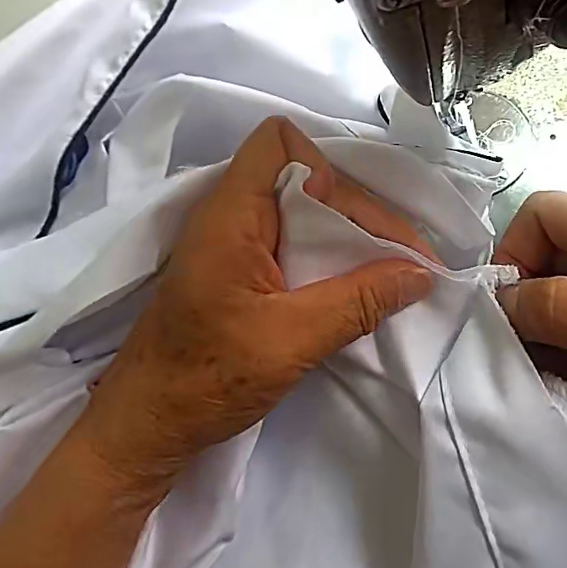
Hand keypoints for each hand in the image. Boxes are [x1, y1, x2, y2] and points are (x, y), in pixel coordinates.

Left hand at [69, 117, 436, 502]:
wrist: (146, 426)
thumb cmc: (204, 380)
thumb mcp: (290, 341)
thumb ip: (357, 302)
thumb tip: (420, 274)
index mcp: (233, 214)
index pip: (277, 141)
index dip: (322, 166)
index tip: (349, 221)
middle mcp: (234, 214)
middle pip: (308, 177)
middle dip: (361, 210)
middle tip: (405, 257)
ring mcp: (238, 240)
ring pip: (308, 209)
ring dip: (352, 235)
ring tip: (395, 268)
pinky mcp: (244, 266)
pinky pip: (299, 239)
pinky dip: (334, 254)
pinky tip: (361, 281)